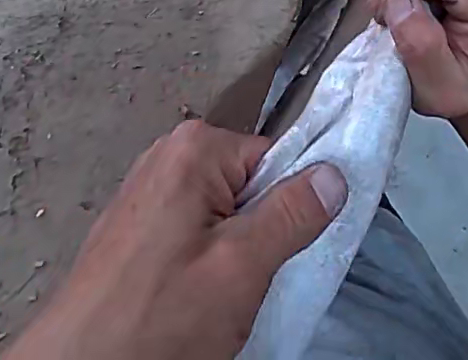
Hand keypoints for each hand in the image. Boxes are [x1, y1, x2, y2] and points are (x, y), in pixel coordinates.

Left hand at [6, 119, 346, 359]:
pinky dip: (200, 262)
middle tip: (239, 281)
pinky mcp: (132, 227)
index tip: (278, 251)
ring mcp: (146, 191)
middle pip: (249, 182)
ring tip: (207, 298)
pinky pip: (193, 229)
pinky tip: (183, 301)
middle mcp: (169, 155)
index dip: (286, 205)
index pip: (275, 158)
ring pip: (223, 211)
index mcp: (196, 146)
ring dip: (229, 252)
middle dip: (256, 231)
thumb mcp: (240, 267)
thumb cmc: (155, 321)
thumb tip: (335, 174)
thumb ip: (293, 214)